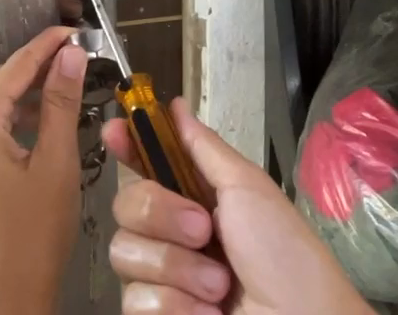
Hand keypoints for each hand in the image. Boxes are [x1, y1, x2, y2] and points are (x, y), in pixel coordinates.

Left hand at [0, 26, 87, 314]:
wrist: (6, 301)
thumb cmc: (35, 232)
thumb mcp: (56, 162)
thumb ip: (61, 102)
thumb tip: (70, 54)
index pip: (14, 68)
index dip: (45, 45)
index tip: (73, 30)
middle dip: (36, 67)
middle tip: (73, 53)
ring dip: (26, 96)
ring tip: (63, 86)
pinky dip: (14, 124)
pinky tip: (40, 129)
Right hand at [103, 98, 371, 314]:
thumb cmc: (282, 251)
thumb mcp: (248, 188)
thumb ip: (204, 148)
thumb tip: (175, 104)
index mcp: (192, 195)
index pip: (143, 161)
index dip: (124, 144)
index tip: (114, 132)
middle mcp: (169, 231)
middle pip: (125, 204)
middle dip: (162, 215)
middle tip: (204, 230)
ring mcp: (161, 277)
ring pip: (125, 253)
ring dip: (178, 268)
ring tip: (219, 287)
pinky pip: (134, 302)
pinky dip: (175, 307)